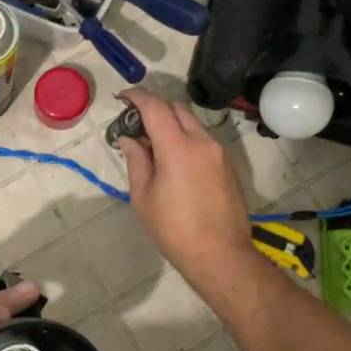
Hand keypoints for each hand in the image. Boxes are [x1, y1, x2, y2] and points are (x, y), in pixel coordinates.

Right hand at [117, 89, 261, 291]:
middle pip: (176, 108)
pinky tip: (174, 159)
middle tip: (136, 123)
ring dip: (172, 123)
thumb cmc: (174, 229)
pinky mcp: (228, 165)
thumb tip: (130, 139)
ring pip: (192, 122)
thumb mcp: (143, 197)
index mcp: (177, 147)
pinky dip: (186, 137)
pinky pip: (203, 139)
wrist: (220, 254)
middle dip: (155, 107)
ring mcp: (218, 152)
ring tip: (153, 144)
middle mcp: (202, 141)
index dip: (136, 96)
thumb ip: (136, 161)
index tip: (122, 97)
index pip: (155, 107)